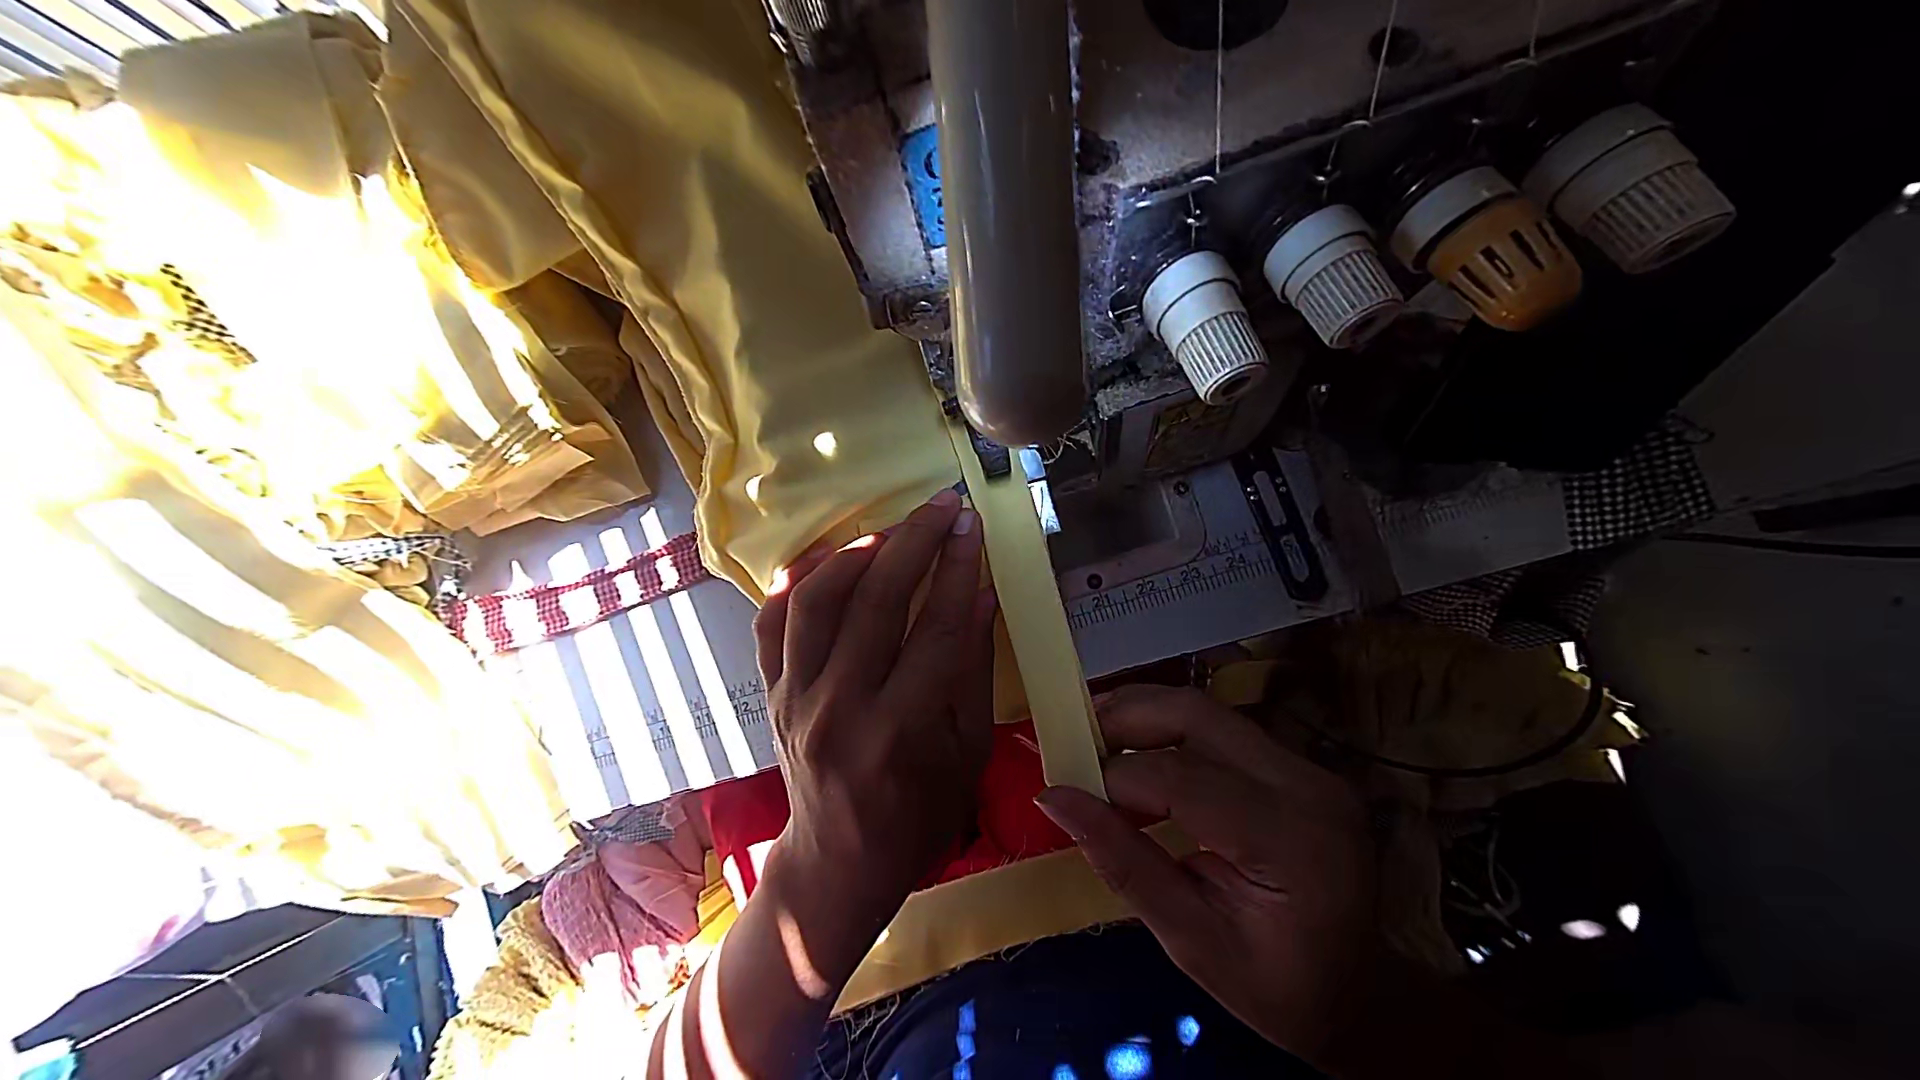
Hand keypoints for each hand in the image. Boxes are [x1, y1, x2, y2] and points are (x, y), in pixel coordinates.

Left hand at [753, 488, 997, 913]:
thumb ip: (972, 668)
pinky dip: (794, 584)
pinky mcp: (769, 696)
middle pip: (876, 601)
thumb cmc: (918, 817)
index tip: (971, 524)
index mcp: (901, 730)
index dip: (956, 566)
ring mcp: (795, 699)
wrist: (839, 863)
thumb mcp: (967, 751)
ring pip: (816, 602)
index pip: (934, 626)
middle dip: (914, 541)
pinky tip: (823, 557)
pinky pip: (772, 625)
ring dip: (855, 553)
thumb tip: (980, 591)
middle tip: (941, 506)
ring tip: (890, 531)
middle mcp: (840, 707)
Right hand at [1033, 685, 1377, 1068]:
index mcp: (1289, 839)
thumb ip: (1124, 864)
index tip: (1065, 790)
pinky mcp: (1297, 764)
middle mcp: (1305, 784)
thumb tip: (1053, 799)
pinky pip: (1219, 727)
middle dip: (1123, 718)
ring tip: (1093, 735)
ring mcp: (1307, 767)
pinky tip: (1136, 746)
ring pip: (1206, 709)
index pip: (1181, 778)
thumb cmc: (1280, 989)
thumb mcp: (1192, 943)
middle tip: (1071, 740)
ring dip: (1142, 713)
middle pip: (1196, 715)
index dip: (1113, 777)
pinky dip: (1166, 728)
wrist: (1364, 994)